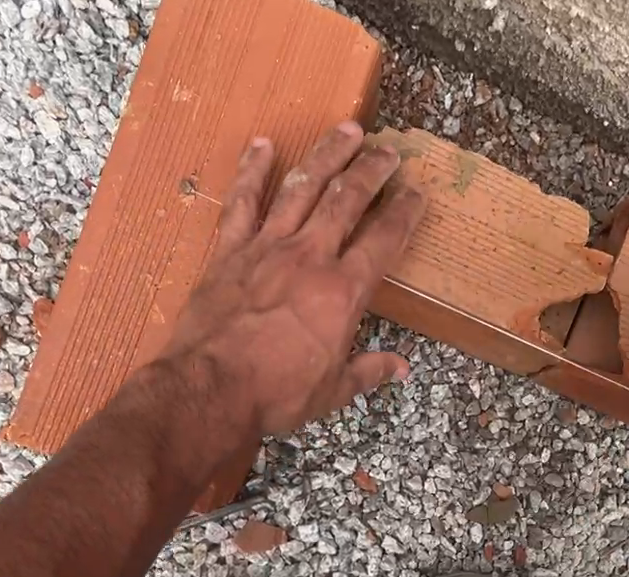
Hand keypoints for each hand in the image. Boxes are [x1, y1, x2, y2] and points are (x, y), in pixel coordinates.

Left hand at [164, 121, 426, 435]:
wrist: (212, 389)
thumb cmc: (278, 394)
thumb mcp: (334, 390)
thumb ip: (370, 371)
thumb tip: (402, 368)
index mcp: (343, 293)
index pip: (383, 241)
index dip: (404, 214)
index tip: (417, 194)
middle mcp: (310, 258)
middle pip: (347, 200)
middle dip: (372, 171)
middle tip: (388, 151)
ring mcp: (267, 248)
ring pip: (302, 187)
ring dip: (327, 155)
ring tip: (347, 130)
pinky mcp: (230, 251)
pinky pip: (244, 201)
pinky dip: (253, 170)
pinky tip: (263, 144)